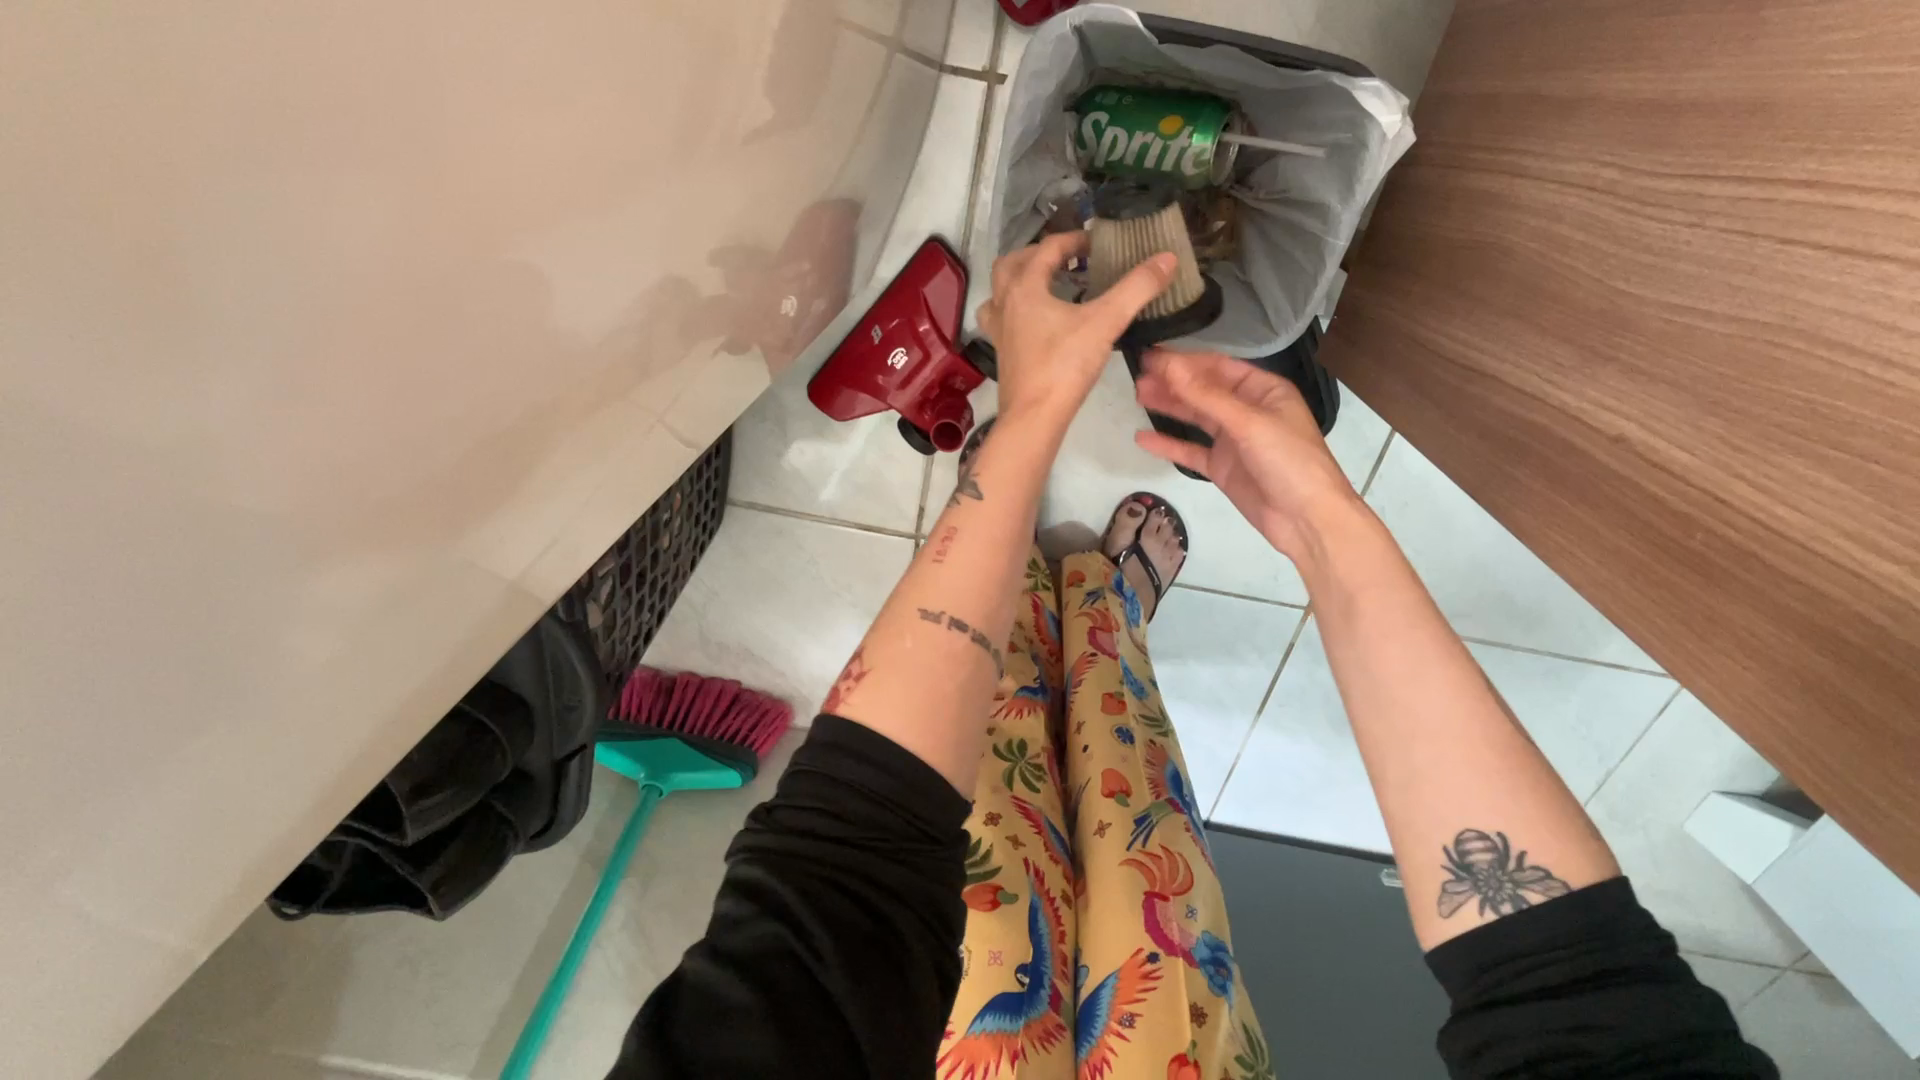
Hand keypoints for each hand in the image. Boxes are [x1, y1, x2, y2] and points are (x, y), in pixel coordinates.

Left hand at [976, 231, 1175, 428]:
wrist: (1035, 416)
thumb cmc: (1065, 365)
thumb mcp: (1106, 322)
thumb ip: (1137, 288)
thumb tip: (1167, 258)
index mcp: (1025, 288)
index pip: (1047, 248)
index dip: (1073, 240)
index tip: (1096, 244)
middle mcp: (1004, 304)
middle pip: (1011, 265)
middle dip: (1036, 256)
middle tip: (1064, 260)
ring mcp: (999, 331)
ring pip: (998, 294)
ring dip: (1017, 283)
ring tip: (1044, 287)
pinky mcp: (1001, 354)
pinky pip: (1001, 322)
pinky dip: (1015, 314)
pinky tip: (1035, 325)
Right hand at [1133, 348, 1362, 560]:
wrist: (1307, 519)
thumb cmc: (1290, 461)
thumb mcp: (1249, 423)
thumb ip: (1206, 396)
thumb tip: (1169, 367)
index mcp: (1264, 391)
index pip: (1219, 367)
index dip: (1185, 361)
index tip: (1151, 357)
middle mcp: (1248, 411)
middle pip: (1204, 390)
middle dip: (1173, 382)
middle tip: (1138, 374)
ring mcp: (1234, 441)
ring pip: (1195, 418)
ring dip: (1169, 407)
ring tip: (1137, 396)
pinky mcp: (1222, 468)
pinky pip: (1191, 451)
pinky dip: (1168, 445)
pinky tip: (1143, 438)